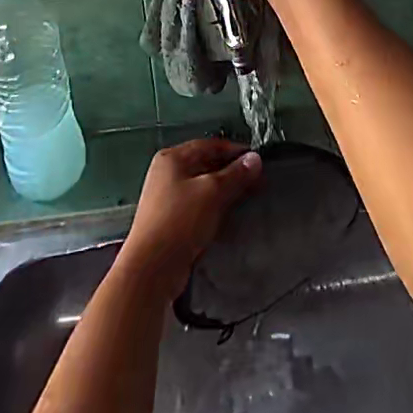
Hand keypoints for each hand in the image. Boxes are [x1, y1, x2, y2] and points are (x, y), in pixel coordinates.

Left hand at [120, 138, 262, 289]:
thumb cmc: (181, 220)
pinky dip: (215, 206)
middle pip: (206, 164)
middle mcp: (167, 173)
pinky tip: (231, 215)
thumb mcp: (212, 192)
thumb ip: (236, 174)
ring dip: (226, 190)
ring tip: (251, 196)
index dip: (235, 150)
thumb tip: (256, 158)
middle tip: (259, 180)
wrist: (153, 267)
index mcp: (171, 158)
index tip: (259, 159)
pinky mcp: (172, 220)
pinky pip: (199, 205)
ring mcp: (167, 197)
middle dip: (232, 172)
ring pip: (203, 187)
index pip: (209, 145)